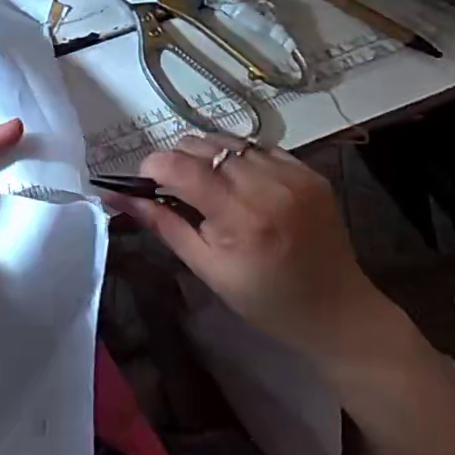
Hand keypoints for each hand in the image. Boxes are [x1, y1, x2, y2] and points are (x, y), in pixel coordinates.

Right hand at [102, 134, 405, 366]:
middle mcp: (267, 185)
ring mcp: (292, 174)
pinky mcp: (308, 172)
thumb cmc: (265, 299)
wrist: (341, 313)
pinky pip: (254, 147)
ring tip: (211, 189)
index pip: (176, 164)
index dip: (151, 169)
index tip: (147, 187)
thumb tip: (112, 196)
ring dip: (206, 158)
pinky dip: (237, 160)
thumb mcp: (205, 266)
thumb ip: (160, 223)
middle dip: (177, 163)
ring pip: (223, 140)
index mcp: (240, 214)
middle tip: (180, 194)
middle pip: (197, 145)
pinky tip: (241, 186)